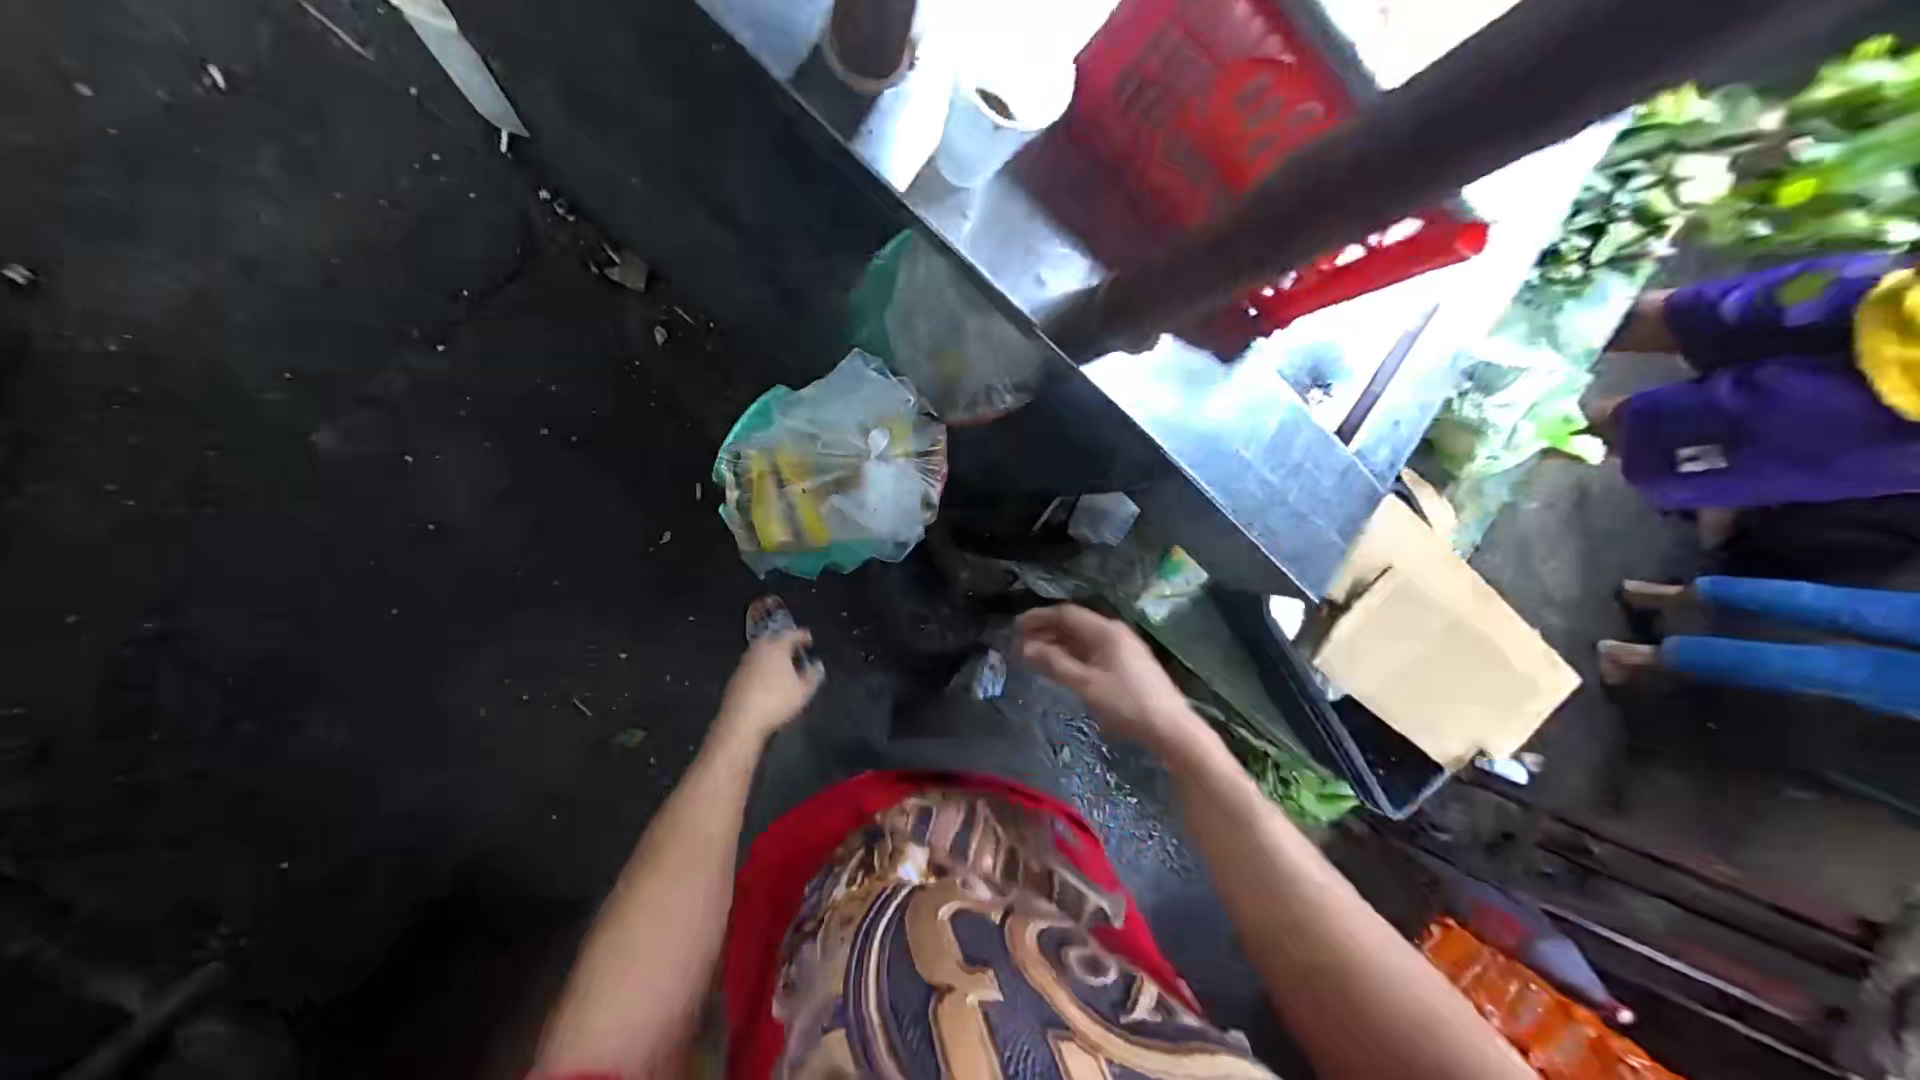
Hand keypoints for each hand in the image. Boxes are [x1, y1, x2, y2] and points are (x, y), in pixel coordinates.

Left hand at [713, 630, 823, 744]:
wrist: (740, 720)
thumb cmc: (776, 701)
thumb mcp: (803, 691)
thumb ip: (813, 675)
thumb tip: (817, 664)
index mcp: (777, 647)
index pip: (792, 634)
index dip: (802, 636)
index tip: (810, 640)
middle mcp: (759, 650)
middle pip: (773, 639)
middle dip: (784, 642)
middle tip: (795, 650)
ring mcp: (745, 663)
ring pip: (761, 651)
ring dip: (772, 654)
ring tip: (783, 665)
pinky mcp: (735, 677)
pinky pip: (753, 664)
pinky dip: (763, 666)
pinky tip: (768, 679)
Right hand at [1017, 604, 1213, 760]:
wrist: (1171, 728)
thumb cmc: (1126, 704)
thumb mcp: (1085, 685)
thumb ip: (1054, 664)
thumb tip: (1025, 648)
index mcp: (1105, 631)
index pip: (1065, 613)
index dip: (1038, 617)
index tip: (1015, 627)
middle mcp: (1114, 632)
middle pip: (1074, 623)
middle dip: (1046, 630)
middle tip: (1020, 642)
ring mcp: (1122, 647)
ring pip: (1082, 637)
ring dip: (1057, 643)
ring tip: (1034, 655)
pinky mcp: (1126, 663)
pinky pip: (1092, 650)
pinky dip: (1072, 654)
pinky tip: (1060, 666)